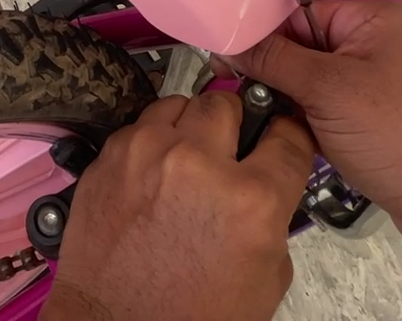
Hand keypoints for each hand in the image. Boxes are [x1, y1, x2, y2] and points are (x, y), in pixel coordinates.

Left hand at [39, 90, 316, 320]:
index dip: (289, 133)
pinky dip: (153, 138)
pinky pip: (142, 123)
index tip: (283, 132)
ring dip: (189, 122)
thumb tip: (267, 181)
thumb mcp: (265, 279)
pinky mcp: (112, 149)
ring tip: (188, 151)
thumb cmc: (196, 312)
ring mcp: (149, 149)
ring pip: (179, 102)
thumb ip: (271, 218)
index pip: (288, 138)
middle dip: (233, 118)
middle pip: (225, 103)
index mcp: (251, 199)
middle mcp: (198, 161)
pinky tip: (154, 166)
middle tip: (229, 140)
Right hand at [227, 0, 401, 251]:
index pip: (300, 11)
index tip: (224, 54)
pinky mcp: (393, 115)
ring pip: (320, 77)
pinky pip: (339, 102)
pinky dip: (317, 117)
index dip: (262, 33)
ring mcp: (393, 79)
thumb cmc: (400, 139)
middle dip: (278, 71)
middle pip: (308, 43)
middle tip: (241, 91)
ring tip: (270, 116)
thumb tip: (223, 40)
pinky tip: (302, 135)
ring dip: (295, 98)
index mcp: (379, 17)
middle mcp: (388, 39)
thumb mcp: (325, 91)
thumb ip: (270, 59)